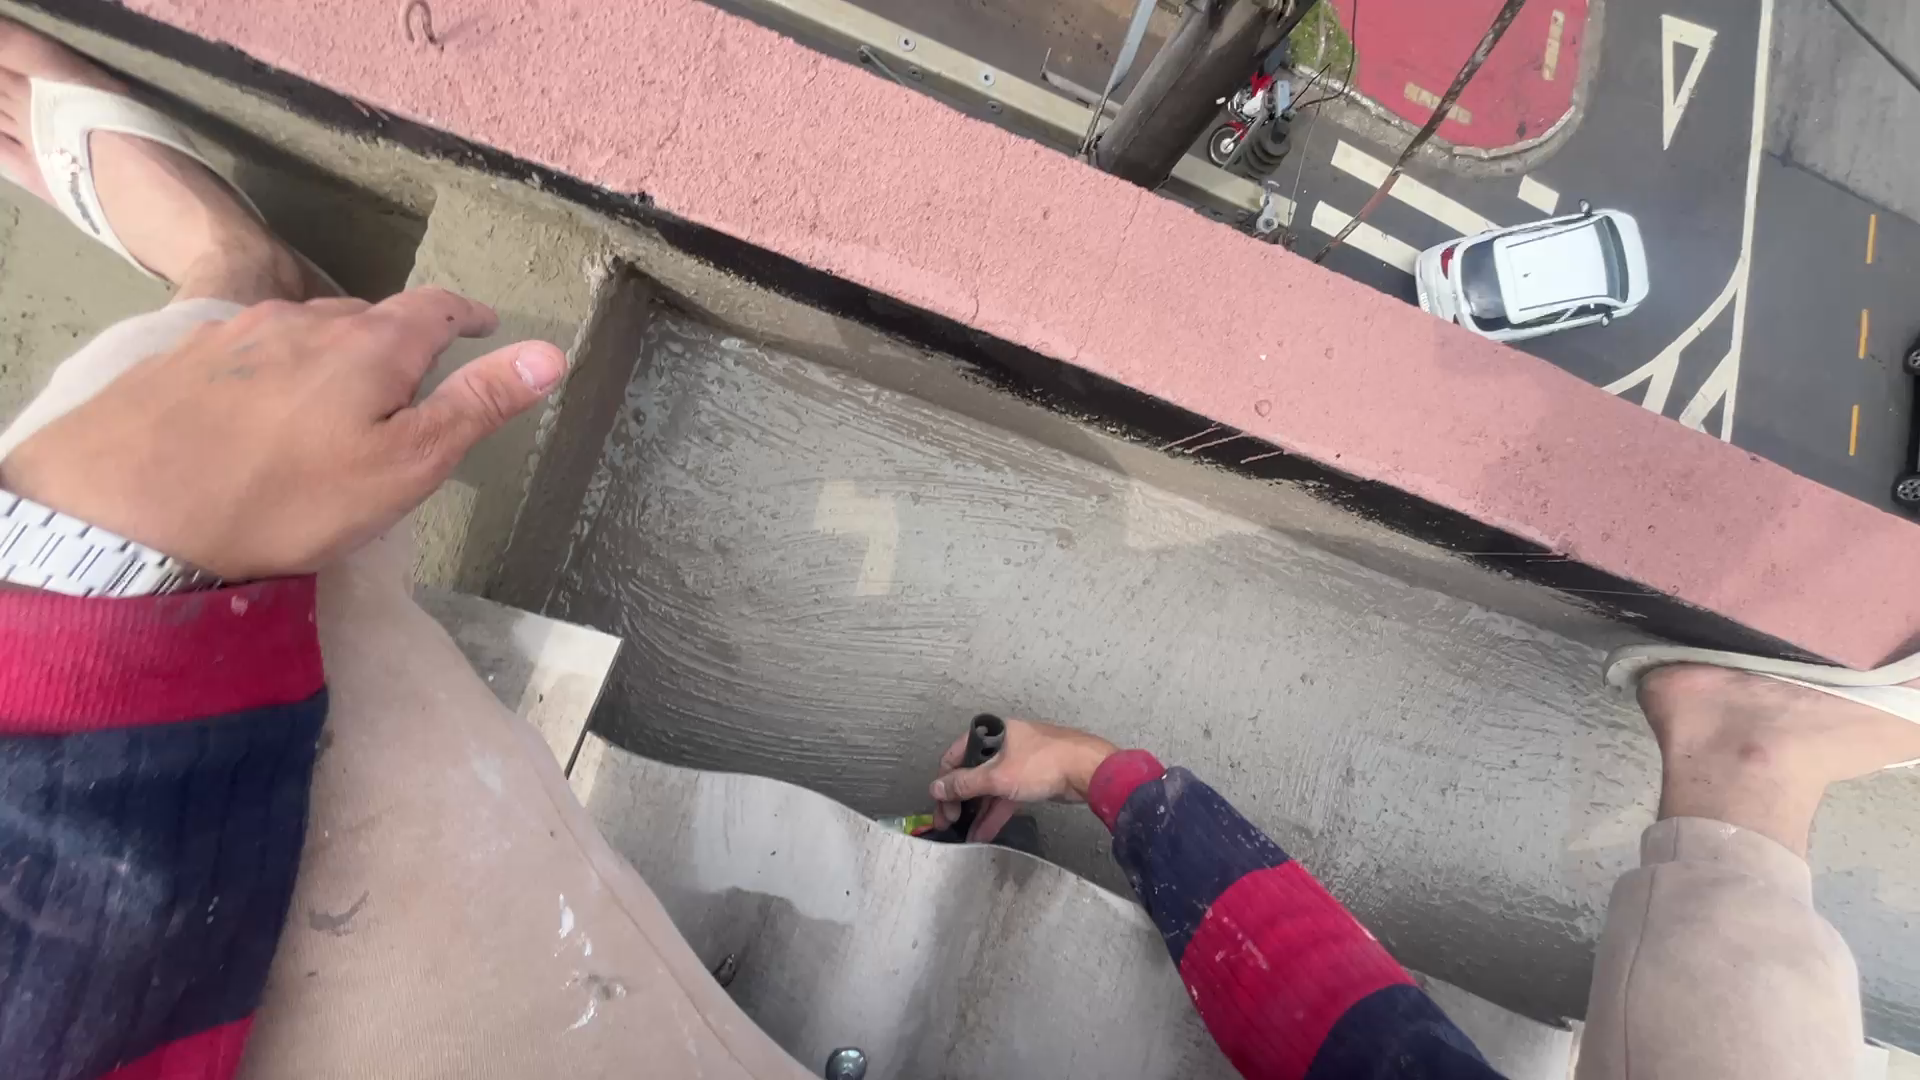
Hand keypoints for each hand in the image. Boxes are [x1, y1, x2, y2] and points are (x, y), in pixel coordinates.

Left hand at [0, 288, 566, 579]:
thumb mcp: (413, 460)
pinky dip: (294, 363)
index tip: (487, 324)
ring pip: (313, 328)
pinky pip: (261, 346)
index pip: (434, 307)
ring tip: (355, 393)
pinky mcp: (183, 360)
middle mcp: (303, 322)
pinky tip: (280, 403)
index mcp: (370, 344)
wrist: (123, 518)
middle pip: (373, 315)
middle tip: (424, 379)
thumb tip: (550, 354)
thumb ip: (480, 403)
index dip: (468, 313)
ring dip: (349, 348)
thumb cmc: (297, 495)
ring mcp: (236, 335)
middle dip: (409, 337)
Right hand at [928, 718, 1117, 842]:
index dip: (945, 781)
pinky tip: (982, 833)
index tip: (940, 805)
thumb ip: (964, 784)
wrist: (1087, 771)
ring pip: (988, 788)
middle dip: (958, 800)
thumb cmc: (1041, 764)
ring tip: (962, 834)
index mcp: (991, 734)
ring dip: (975, 811)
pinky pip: (1004, 796)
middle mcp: (1001, 745)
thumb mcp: (997, 776)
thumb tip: (935, 788)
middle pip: (971, 774)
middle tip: (948, 822)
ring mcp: (1017, 763)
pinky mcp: (1029, 780)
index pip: (956, 756)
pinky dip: (993, 813)